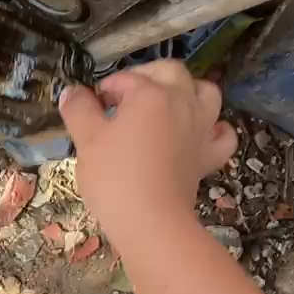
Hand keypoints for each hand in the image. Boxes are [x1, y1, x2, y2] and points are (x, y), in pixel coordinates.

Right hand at [59, 60, 237, 250]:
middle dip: (147, 76)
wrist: (150, 221)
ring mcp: (201, 128)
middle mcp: (182, 102)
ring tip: (166, 104)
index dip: (105, 89)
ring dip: (187, 91)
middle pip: (171, 71)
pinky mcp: (209, 156)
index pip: (124, 79)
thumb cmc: (114, 177)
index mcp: (150, 94)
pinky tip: (199, 133)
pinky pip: (223, 133)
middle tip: (125, 96)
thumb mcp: (86, 140)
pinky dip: (214, 128)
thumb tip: (71, 91)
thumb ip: (78, 110)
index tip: (91, 106)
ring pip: (205, 92)